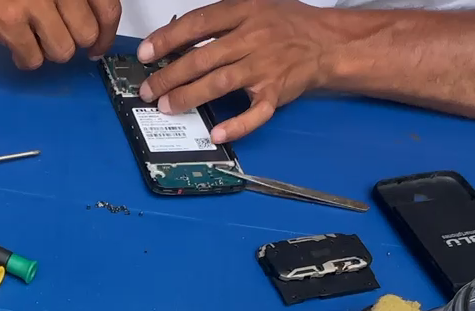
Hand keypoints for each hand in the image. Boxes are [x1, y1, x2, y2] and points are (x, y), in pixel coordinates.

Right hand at [0, 0, 121, 68]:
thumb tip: (94, 28)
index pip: (108, 9)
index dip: (105, 35)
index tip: (97, 46)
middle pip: (86, 35)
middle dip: (72, 41)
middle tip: (57, 38)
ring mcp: (35, 3)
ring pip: (62, 51)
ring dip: (49, 50)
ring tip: (34, 37)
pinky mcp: (11, 22)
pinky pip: (33, 60)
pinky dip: (25, 59)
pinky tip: (17, 45)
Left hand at [137, 0, 333, 141]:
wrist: (328, 42)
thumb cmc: (284, 25)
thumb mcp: (255, 7)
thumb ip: (221, 22)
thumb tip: (177, 40)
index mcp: (246, 9)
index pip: (200, 21)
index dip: (169, 37)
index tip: (146, 53)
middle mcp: (254, 36)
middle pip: (204, 56)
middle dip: (171, 75)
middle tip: (148, 90)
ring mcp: (265, 65)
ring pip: (221, 82)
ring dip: (189, 96)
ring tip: (166, 107)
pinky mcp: (276, 91)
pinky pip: (255, 112)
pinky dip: (236, 125)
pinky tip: (216, 134)